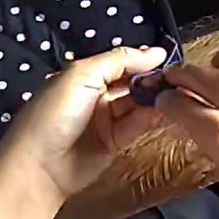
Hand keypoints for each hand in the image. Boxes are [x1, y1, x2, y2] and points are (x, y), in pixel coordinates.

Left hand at [0, 45, 168, 199]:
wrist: (40, 166)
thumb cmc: (56, 113)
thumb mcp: (82, 76)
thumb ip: (118, 61)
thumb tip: (155, 51)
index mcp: (83, 75)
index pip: (119, 61)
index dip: (142, 59)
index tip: (170, 57)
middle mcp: (95, 94)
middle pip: (130, 81)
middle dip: (151, 77)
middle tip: (177, 76)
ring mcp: (104, 119)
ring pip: (136, 102)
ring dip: (154, 96)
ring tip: (178, 90)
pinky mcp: (114, 142)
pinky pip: (137, 125)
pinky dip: (152, 116)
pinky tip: (168, 108)